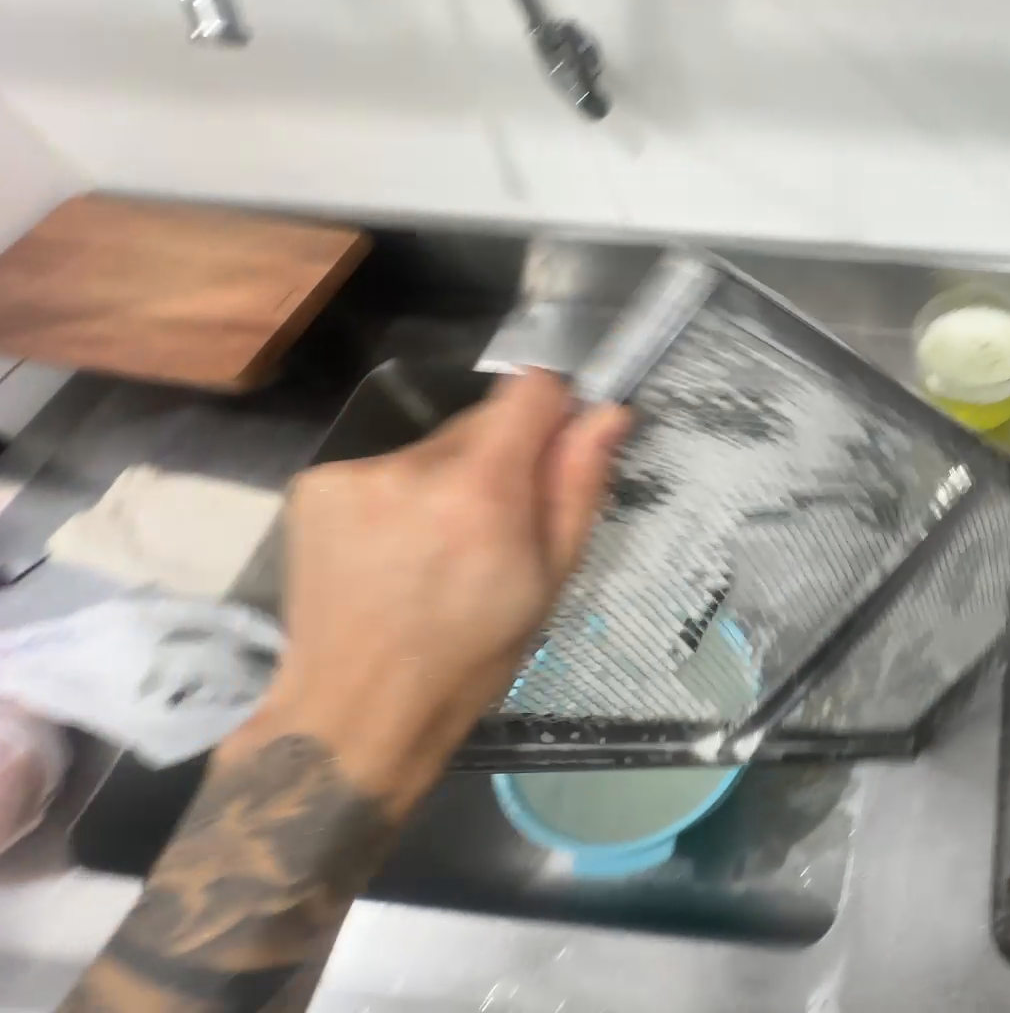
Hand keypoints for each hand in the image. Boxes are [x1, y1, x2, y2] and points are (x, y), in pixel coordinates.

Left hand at [246, 370, 629, 810]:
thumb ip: (579, 484)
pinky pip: (391, 465)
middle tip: (503, 525)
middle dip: (507, 456)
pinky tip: (402, 546)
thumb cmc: (479, 649)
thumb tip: (609, 413)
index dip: (556, 411)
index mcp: (480, 488)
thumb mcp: (554, 573)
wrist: (360, 705)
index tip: (560, 453)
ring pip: (437, 445)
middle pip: (484, 419)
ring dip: (457, 476)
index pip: (530, 389)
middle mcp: (410, 464)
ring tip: (447, 544)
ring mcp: (353, 472)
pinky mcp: (313, 485)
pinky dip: (409, 492)